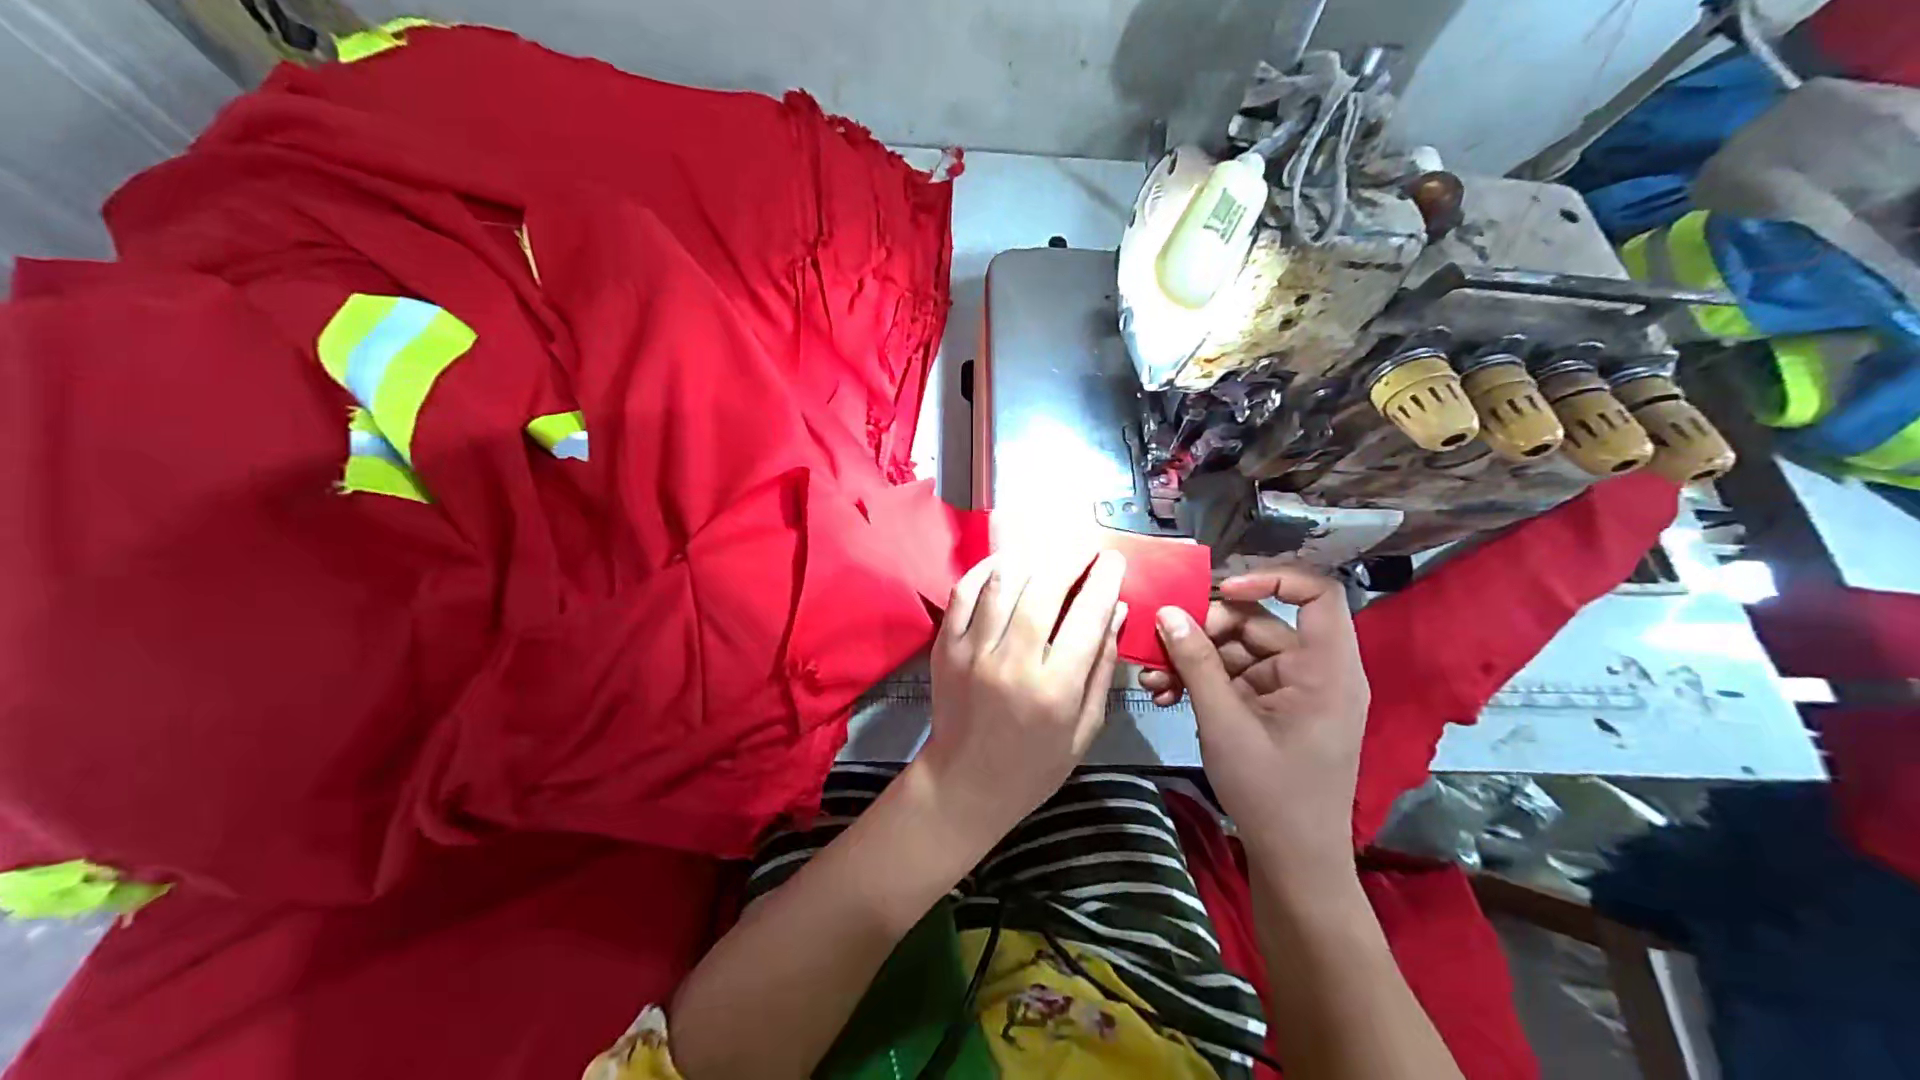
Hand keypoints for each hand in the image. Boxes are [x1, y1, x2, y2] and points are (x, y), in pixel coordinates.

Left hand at [915, 549, 1127, 847]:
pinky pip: (965, 592)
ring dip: (1031, 557)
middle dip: (1070, 557)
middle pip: (1044, 588)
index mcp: (1055, 688)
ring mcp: (972, 651)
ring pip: (1004, 582)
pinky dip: (986, 570)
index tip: (1113, 559)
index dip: (1105, 579)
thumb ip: (1102, 667)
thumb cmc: (1035, 764)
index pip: (1087, 616)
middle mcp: (1012, 662)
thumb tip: (1117, 610)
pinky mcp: (945, 646)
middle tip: (1085, 547)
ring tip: (1050, 549)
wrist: (965, 783)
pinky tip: (1006, 562)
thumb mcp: (1085, 727)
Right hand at [1144, 568, 1369, 881]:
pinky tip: (1167, 696)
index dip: (1271, 579)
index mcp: (1327, 670)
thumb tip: (1168, 614)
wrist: (1293, 861)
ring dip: (1196, 660)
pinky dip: (1205, 682)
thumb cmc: (1270, 792)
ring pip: (1241, 652)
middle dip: (1208, 631)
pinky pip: (1238, 679)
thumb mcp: (1225, 723)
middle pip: (1262, 623)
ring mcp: (1295, 692)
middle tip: (1166, 647)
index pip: (1317, 594)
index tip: (1221, 592)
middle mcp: (1317, 672)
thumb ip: (1196, 664)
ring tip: (1154, 680)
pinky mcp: (1275, 710)